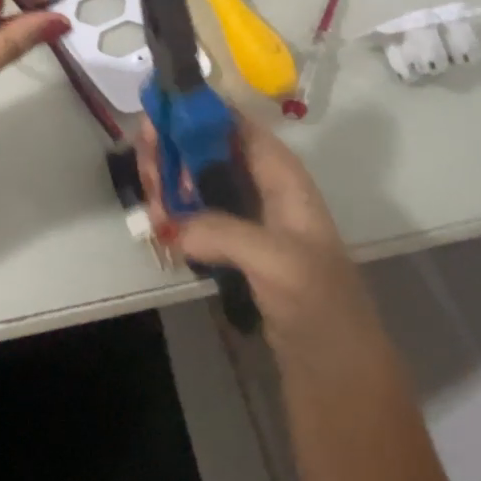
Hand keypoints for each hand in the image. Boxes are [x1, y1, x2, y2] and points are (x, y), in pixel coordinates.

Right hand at [139, 112, 383, 356]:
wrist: (335, 365)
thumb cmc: (318, 303)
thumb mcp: (276, 261)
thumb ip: (223, 232)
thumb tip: (171, 226)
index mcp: (285, 181)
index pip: (239, 128)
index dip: (201, 114)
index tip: (159, 115)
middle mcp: (265, 191)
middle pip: (210, 152)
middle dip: (175, 152)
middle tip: (144, 167)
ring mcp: (248, 221)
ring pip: (198, 184)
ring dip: (169, 186)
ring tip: (150, 206)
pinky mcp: (234, 250)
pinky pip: (195, 217)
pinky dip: (173, 216)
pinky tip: (158, 228)